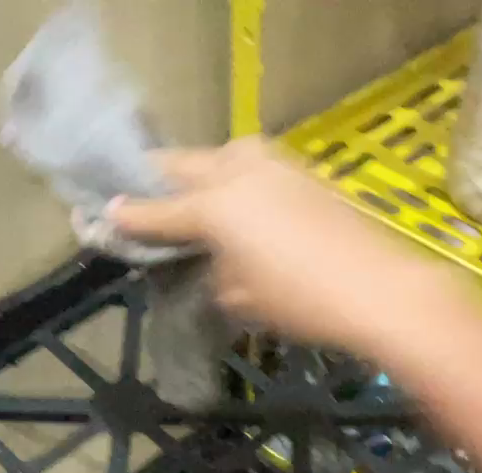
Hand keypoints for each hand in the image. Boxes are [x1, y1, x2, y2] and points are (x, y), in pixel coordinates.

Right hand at [109, 138, 457, 353]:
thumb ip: (214, 272)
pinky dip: (237, 186)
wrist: (378, 290)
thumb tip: (214, 263)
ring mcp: (274, 165)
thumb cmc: (302, 302)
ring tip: (195, 206)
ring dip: (202, 179)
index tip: (103, 214)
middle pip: (183, 166)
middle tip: (144, 201)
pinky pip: (253, 171)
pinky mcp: (302, 172)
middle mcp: (239, 170)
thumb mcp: (243, 299)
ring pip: (221, 161)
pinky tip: (241, 210)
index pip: (159, 209)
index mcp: (215, 205)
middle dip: (162, 183)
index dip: (130, 216)